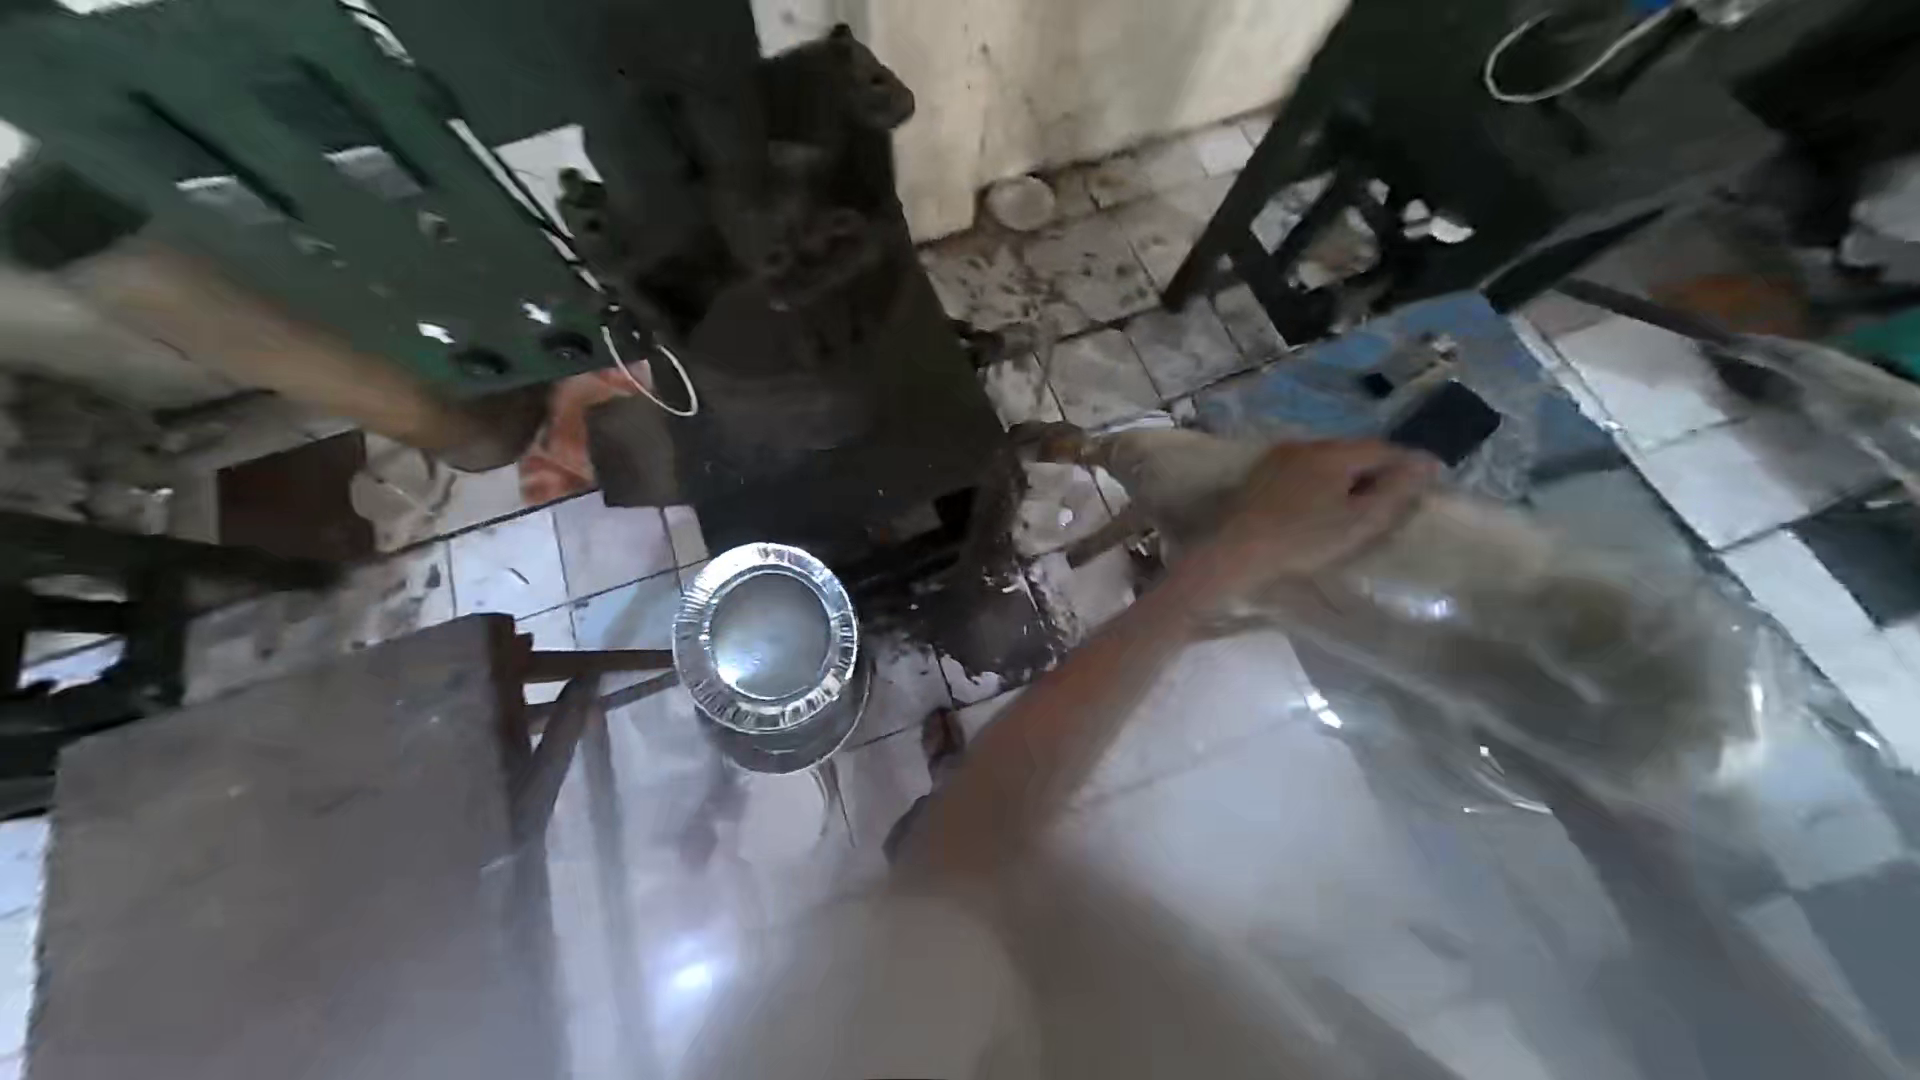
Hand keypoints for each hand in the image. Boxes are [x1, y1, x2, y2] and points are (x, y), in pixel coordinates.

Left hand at [1194, 439, 1438, 597]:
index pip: (1383, 448)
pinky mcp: (1257, 476)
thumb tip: (1426, 462)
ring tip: (1356, 504)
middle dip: (1375, 470)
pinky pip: (1301, 471)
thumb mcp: (1359, 521)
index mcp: (1332, 452)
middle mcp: (1303, 445)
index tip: (1425, 483)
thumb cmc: (1301, 540)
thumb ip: (1396, 490)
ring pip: (1324, 460)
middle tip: (1392, 497)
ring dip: (1345, 476)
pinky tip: (1318, 506)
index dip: (1408, 465)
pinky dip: (1318, 483)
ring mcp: (1276, 458)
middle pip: (1352, 451)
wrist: (1232, 553)